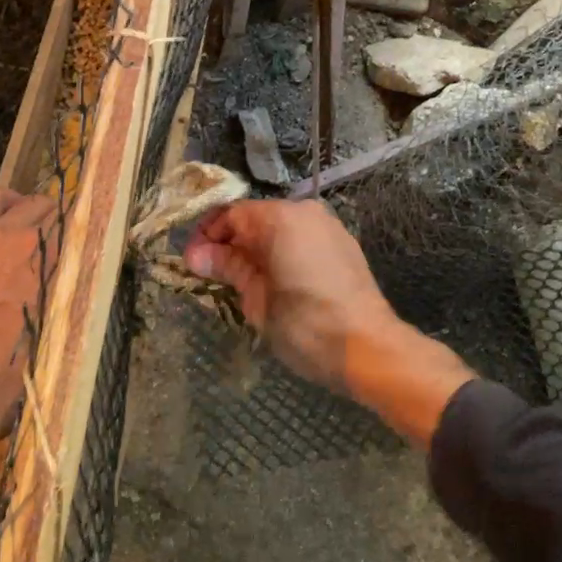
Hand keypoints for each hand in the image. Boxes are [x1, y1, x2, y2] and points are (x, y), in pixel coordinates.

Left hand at [0, 185, 57, 525]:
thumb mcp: (35, 350)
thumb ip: (47, 305)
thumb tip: (57, 282)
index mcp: (31, 265)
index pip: (61, 222)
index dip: (73, 225)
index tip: (82, 231)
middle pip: (27, 204)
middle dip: (43, 211)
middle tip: (51, 230)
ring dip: (3, 209)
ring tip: (10, 231)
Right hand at [184, 199, 473, 446]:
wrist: (370, 350)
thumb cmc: (306, 325)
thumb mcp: (258, 300)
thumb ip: (228, 269)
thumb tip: (196, 255)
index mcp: (280, 218)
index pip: (230, 214)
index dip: (206, 236)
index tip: (191, 263)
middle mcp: (305, 212)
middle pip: (254, 219)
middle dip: (230, 245)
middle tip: (210, 276)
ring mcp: (327, 227)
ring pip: (278, 230)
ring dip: (255, 251)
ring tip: (240, 284)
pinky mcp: (343, 246)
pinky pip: (300, 240)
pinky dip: (281, 255)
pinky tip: (274, 284)